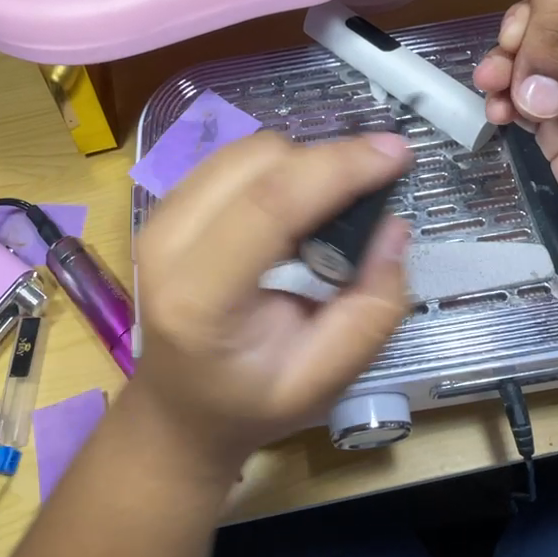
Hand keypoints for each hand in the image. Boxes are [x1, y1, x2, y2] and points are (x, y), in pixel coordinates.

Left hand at [130, 131, 413, 465]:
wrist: (180, 406)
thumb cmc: (250, 399)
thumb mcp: (324, 382)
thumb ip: (371, 310)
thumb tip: (393, 226)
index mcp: (201, 299)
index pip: (269, 205)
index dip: (338, 168)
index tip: (398, 155)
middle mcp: (167, 244)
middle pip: (259, 163)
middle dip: (328, 161)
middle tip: (373, 189)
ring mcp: (159, 217)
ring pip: (248, 150)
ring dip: (304, 163)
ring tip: (332, 207)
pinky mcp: (167, 203)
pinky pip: (235, 158)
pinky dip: (279, 167)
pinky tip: (297, 205)